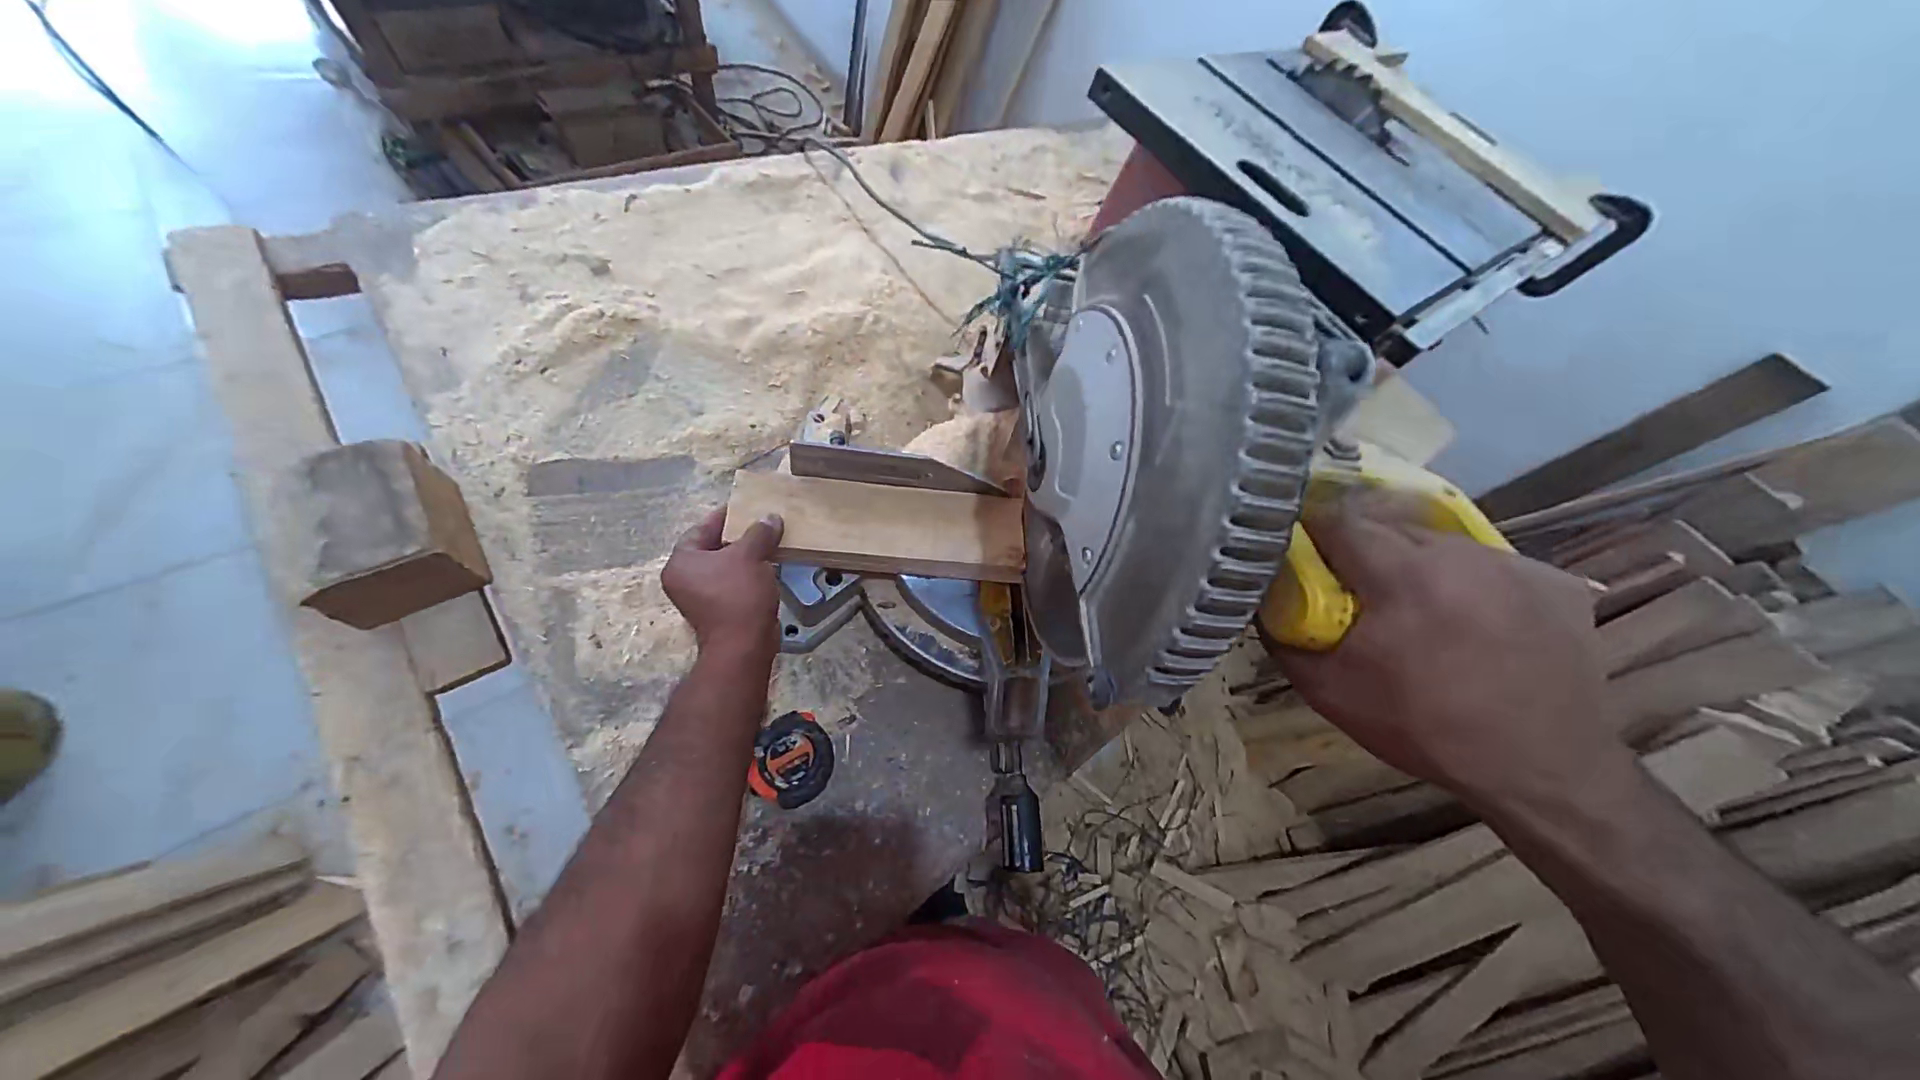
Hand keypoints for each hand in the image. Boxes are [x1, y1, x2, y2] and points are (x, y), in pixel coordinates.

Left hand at [661, 507, 783, 654]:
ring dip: (746, 555)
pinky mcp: (719, 610)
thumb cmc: (738, 594)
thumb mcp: (749, 556)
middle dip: (738, 536)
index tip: (743, 506)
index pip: (700, 529)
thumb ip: (759, 533)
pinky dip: (749, 573)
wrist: (743, 644)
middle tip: (760, 523)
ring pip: (725, 567)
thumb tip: (771, 517)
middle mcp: (685, 579)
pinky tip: (769, 565)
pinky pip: (734, 583)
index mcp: (681, 563)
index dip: (723, 516)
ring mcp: (701, 597)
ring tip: (770, 541)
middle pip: (712, 548)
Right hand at [1273, 492, 1630, 810]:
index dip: (1311, 529)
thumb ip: (1284, 636)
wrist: (1542, 771)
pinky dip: (1467, 581)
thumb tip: (1264, 600)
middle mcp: (1460, 554)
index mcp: (1401, 575)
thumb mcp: (1328, 690)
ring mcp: (1514, 564)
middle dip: (1361, 548)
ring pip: (1440, 542)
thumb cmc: (1422, 728)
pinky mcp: (1555, 580)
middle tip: (1352, 588)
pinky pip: (1489, 564)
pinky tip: (1469, 621)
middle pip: (1389, 524)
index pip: (1338, 518)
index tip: (1302, 551)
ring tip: (1413, 607)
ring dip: (1414, 562)